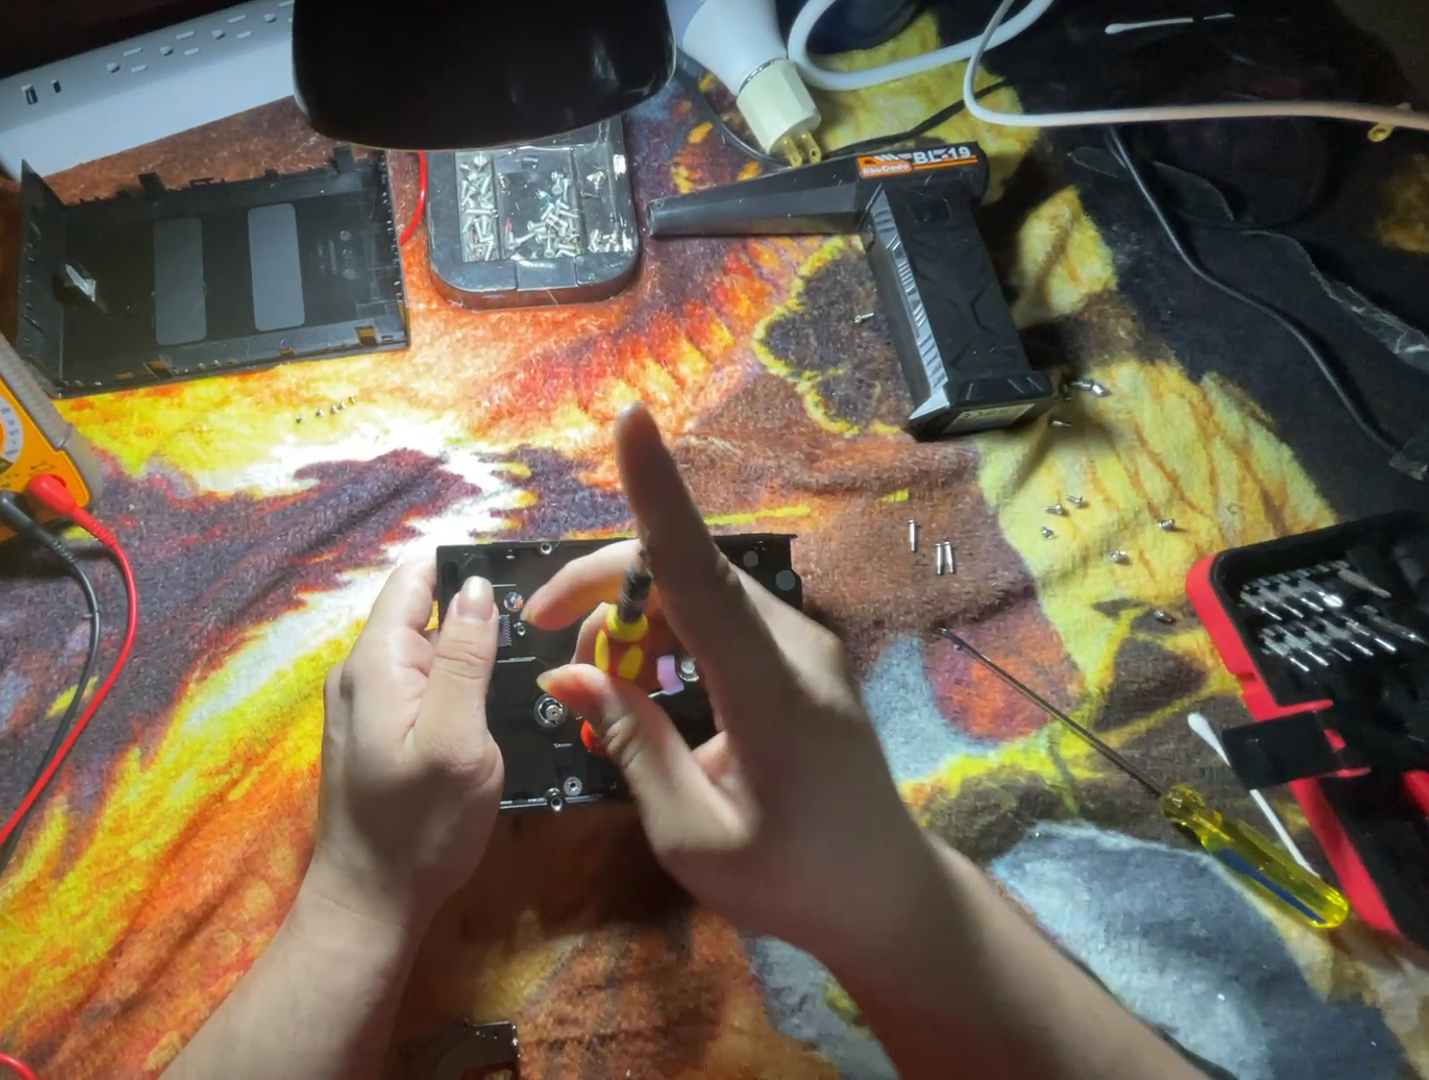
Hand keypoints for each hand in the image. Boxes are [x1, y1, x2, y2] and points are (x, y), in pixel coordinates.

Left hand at [304, 561, 504, 930]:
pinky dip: (455, 681)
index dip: (464, 569)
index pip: (415, 578)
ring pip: (426, 646)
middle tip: (531, 642)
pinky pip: (421, 680)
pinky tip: (484, 705)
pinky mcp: (378, 725)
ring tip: (514, 676)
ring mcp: (367, 698)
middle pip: (422, 609)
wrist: (372, 903)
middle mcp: (363, 668)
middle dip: (473, 616)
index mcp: (376, 660)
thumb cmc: (419, 826)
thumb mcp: (456, 739)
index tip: (517, 583)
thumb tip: (475, 586)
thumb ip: (464, 658)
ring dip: (468, 652)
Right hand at [525, 405, 944, 971]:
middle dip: (602, 587)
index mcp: (769, 691)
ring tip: (594, 682)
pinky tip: (638, 682)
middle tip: (544, 628)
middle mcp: (790, 645)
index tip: (630, 420)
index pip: (700, 572)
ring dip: (629, 618)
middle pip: (680, 572)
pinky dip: (661, 635)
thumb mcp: (690, 832)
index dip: (659, 492)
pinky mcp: (792, 654)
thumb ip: (628, 742)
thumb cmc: (790, 881)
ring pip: (692, 591)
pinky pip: (713, 616)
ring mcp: (797, 644)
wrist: (885, 897)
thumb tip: (561, 677)